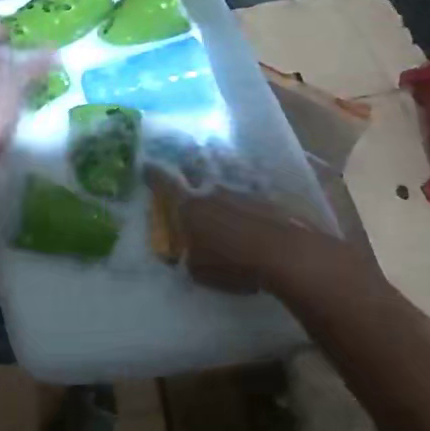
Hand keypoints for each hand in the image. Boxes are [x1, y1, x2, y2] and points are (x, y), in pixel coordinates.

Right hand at [149, 171, 379, 294]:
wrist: (284, 254)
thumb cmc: (232, 263)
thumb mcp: (198, 270)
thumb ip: (188, 257)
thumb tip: (185, 253)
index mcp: (189, 206)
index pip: (164, 183)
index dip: (152, 173)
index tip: (145, 164)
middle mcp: (212, 190)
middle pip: (195, 167)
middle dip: (187, 163)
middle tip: (183, 160)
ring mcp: (241, 189)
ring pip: (224, 174)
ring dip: (218, 173)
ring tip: (216, 170)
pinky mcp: (267, 195)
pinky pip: (248, 186)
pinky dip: (244, 189)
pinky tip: (248, 197)